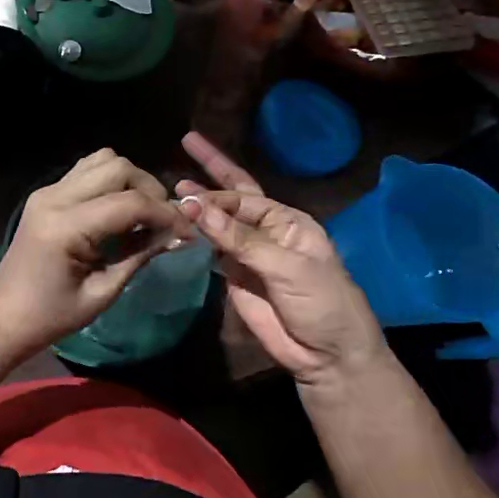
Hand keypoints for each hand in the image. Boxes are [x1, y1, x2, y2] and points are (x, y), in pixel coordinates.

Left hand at [0, 149, 190, 351]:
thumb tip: (178, 234)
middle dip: (150, 190)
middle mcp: (53, 198)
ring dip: (130, 181)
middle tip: (163, 222)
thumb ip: (140, 256)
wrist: (5, 316)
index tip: (188, 232)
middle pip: (118, 167)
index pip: (129, 203)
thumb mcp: (102, 293)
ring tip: (142, 214)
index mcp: (65, 227)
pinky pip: (87, 170)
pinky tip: (118, 210)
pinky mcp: (46, 193)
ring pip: (103, 160)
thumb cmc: (52, 315)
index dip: (165, 214)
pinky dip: (110, 181)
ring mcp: (47, 191)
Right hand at [175, 132, 386, 384]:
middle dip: (211, 170)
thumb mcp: (286, 267)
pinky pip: (212, 250)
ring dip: (197, 206)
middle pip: (234, 194)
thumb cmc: (322, 304)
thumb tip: (194, 207)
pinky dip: (194, 236)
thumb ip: (238, 238)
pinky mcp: (235, 277)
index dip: (214, 194)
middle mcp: (266, 230)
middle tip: (187, 141)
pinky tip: (177, 226)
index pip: (243, 197)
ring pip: (217, 223)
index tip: (184, 196)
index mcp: (287, 221)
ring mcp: (249, 254)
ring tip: (169, 190)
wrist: (328, 356)